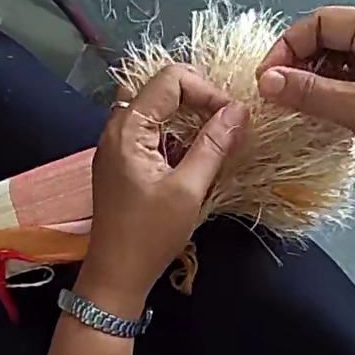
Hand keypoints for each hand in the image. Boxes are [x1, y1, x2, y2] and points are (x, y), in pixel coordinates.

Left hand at [77, 65, 247, 317]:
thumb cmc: (150, 235)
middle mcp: (115, 129)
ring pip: (154, 111)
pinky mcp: (120, 164)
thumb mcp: (189, 189)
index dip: (207, 91)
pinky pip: (148, 134)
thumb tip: (239, 111)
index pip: (170, 79)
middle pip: (160, 89)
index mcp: (128, 129)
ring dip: (186, 119)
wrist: (116, 274)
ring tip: (212, 143)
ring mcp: (115, 147)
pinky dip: (173, 137)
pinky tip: (191, 161)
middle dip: (197, 101)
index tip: (231, 118)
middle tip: (224, 127)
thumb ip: (213, 145)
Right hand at [256, 7, 354, 198]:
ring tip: (292, 112)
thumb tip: (264, 82)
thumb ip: (311, 93)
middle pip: (330, 41)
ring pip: (339, 66)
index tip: (265, 82)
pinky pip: (353, 86)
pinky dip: (331, 98)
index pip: (323, 22)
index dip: (288, 47)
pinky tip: (317, 118)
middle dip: (298, 67)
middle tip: (274, 100)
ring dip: (313, 85)